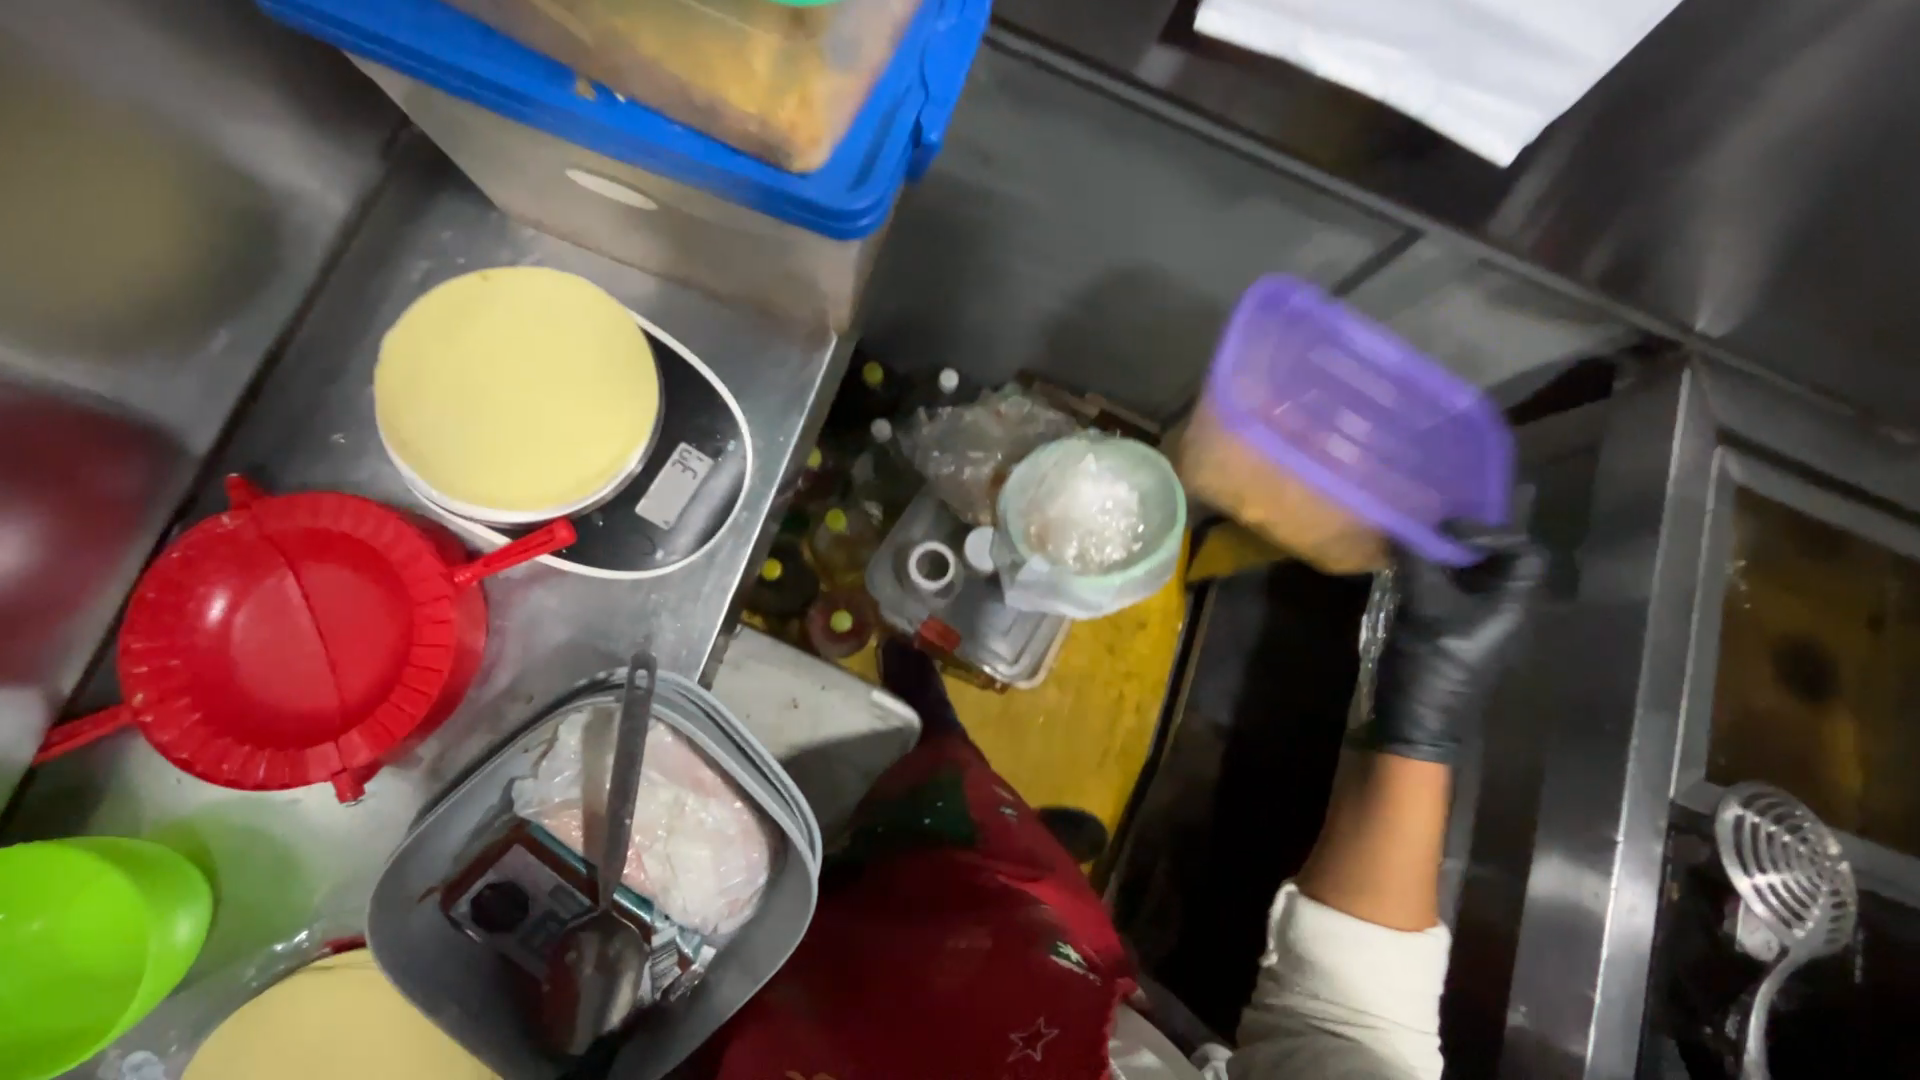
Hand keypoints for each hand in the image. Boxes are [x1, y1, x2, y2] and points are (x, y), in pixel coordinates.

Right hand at [1355, 526, 1545, 765]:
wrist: (1416, 718)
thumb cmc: (1431, 664)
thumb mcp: (1422, 607)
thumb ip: (1415, 563)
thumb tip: (1399, 527)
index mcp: (1512, 606)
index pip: (1524, 552)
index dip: (1491, 534)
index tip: (1449, 532)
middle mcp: (1503, 609)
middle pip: (1497, 560)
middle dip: (1462, 542)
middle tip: (1426, 533)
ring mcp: (1477, 620)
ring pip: (1471, 574)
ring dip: (1443, 557)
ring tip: (1411, 547)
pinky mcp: (1453, 629)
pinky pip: (1451, 590)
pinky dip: (1432, 574)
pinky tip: (1404, 572)